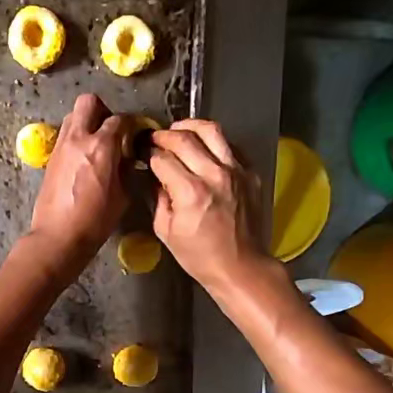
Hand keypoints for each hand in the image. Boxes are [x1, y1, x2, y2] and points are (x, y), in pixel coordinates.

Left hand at [26, 94, 126, 269]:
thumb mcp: (122, 196)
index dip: (130, 125)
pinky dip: (75, 139)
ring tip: (96, 144)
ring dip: (86, 122)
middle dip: (102, 110)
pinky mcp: (50, 159)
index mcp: (101, 146)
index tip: (134, 137)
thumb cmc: (95, 221)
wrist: (58, 237)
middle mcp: (79, 138)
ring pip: (73, 116)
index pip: (119, 119)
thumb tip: (127, 157)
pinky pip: (65, 136)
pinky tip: (83, 160)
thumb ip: (126, 170)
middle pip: (88, 102)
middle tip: (110, 130)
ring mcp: (61, 147)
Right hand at [149, 120, 277, 293]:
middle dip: (164, 135)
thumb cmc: (199, 255)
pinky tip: (203, 149)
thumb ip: (158, 198)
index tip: (142, 153)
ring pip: (212, 131)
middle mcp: (215, 175)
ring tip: (178, 131)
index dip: (148, 153)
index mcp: (191, 192)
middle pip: (184, 138)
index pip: (162, 158)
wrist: (241, 265)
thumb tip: (155, 176)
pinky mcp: (250, 173)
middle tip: (155, 139)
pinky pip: (230, 145)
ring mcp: (237, 171)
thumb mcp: (165, 230)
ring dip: (190, 126)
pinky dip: (213, 141)